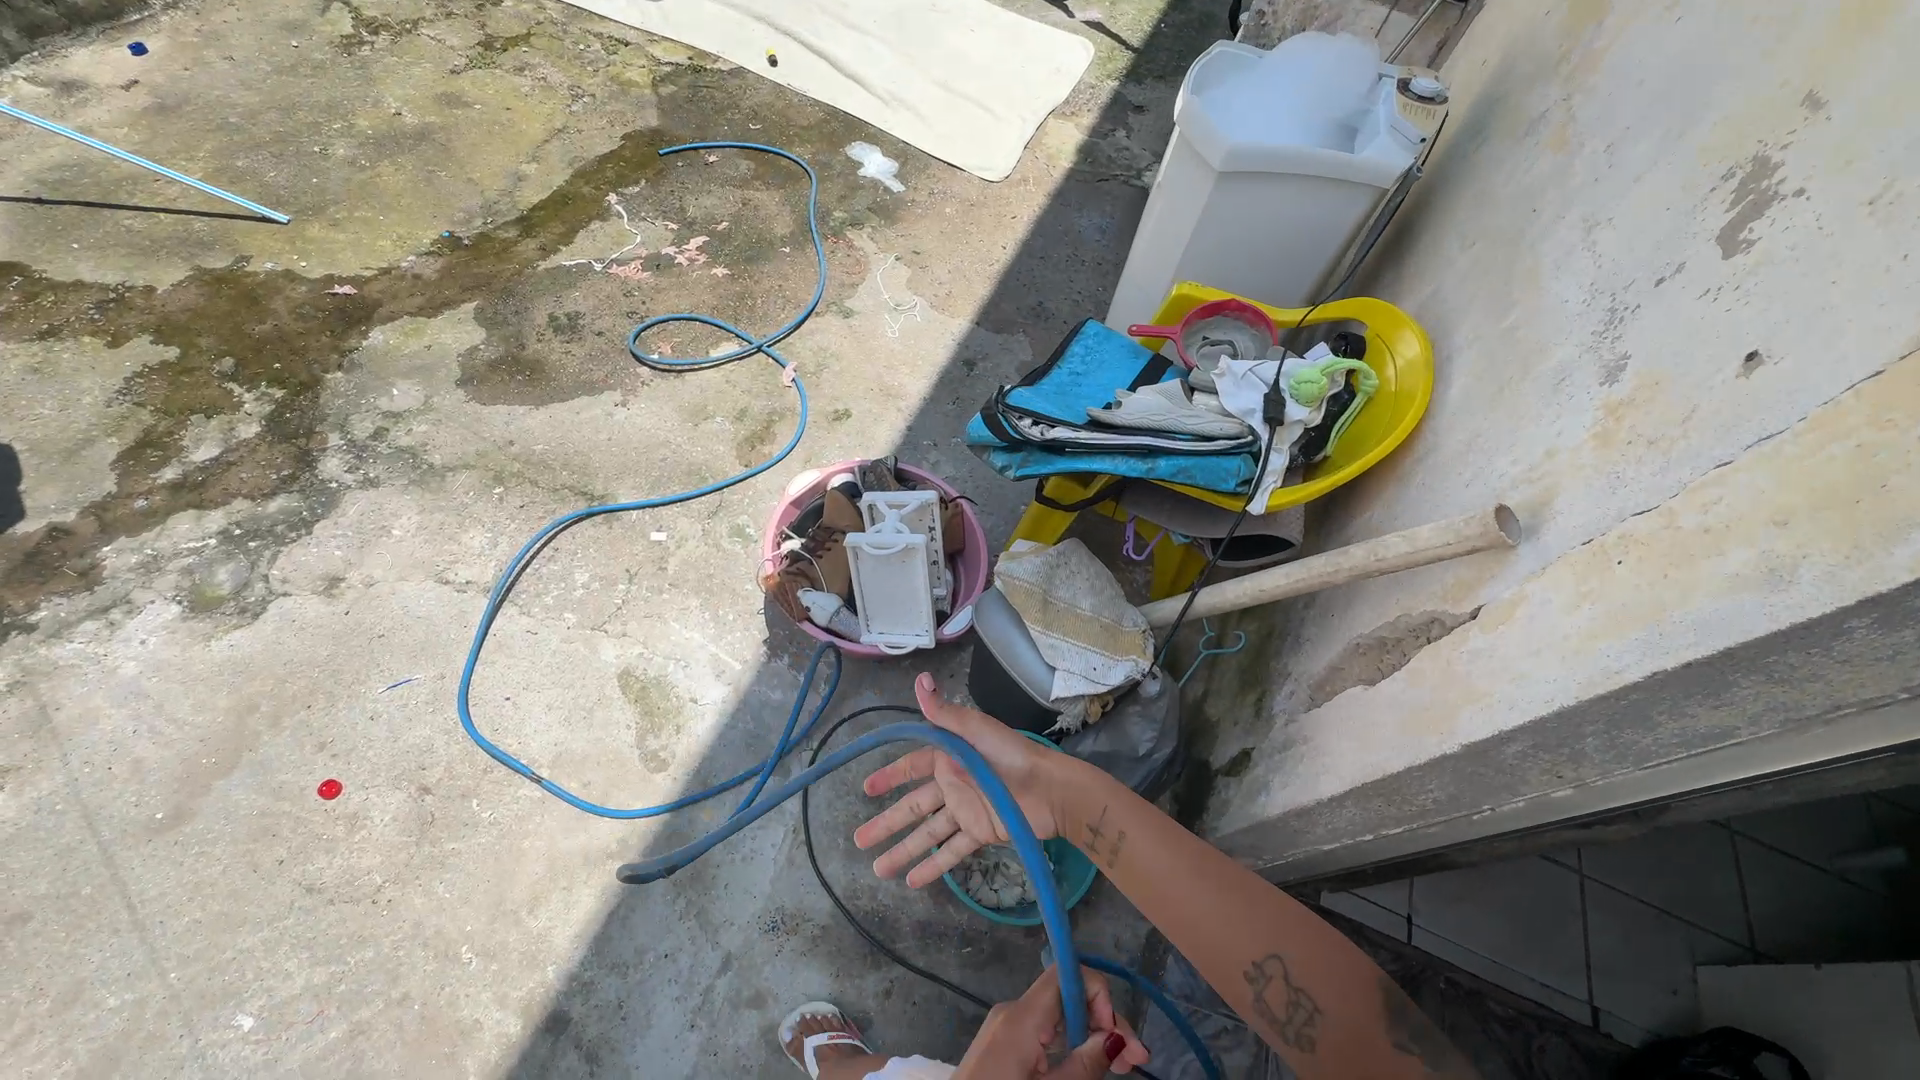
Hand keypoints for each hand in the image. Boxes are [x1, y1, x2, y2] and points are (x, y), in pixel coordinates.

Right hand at [854, 673, 1069, 887]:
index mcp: (949, 757)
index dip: (889, 776)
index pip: (912, 767)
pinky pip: (952, 851)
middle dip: (887, 822)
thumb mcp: (976, 730)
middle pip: (913, 806)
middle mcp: (953, 784)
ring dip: (903, 850)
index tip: (866, 789)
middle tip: (858, 840)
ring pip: (927, 832)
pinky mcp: (980, 833)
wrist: (1050, 789)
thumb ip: (945, 713)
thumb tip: (920, 680)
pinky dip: (933, 865)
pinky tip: (913, 881)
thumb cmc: (1013, 754)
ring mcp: (966, 811)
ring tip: (878, 869)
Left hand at [955, 965, 1152, 1078]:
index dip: (1098, 992)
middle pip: (1068, 997)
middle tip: (1135, 1061)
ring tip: (1120, 1066)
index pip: (1066, 973)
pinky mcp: (1002, 1042)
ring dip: (1091, 1035)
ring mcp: (1005, 1026)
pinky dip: (1070, 1043)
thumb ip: (1084, 1065)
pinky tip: (1088, 1063)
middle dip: (1105, 1021)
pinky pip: (1044, 1031)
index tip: (1117, 1032)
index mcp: (1022, 1016)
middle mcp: (1012, 1011)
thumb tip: (1117, 1037)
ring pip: (1059, 1016)